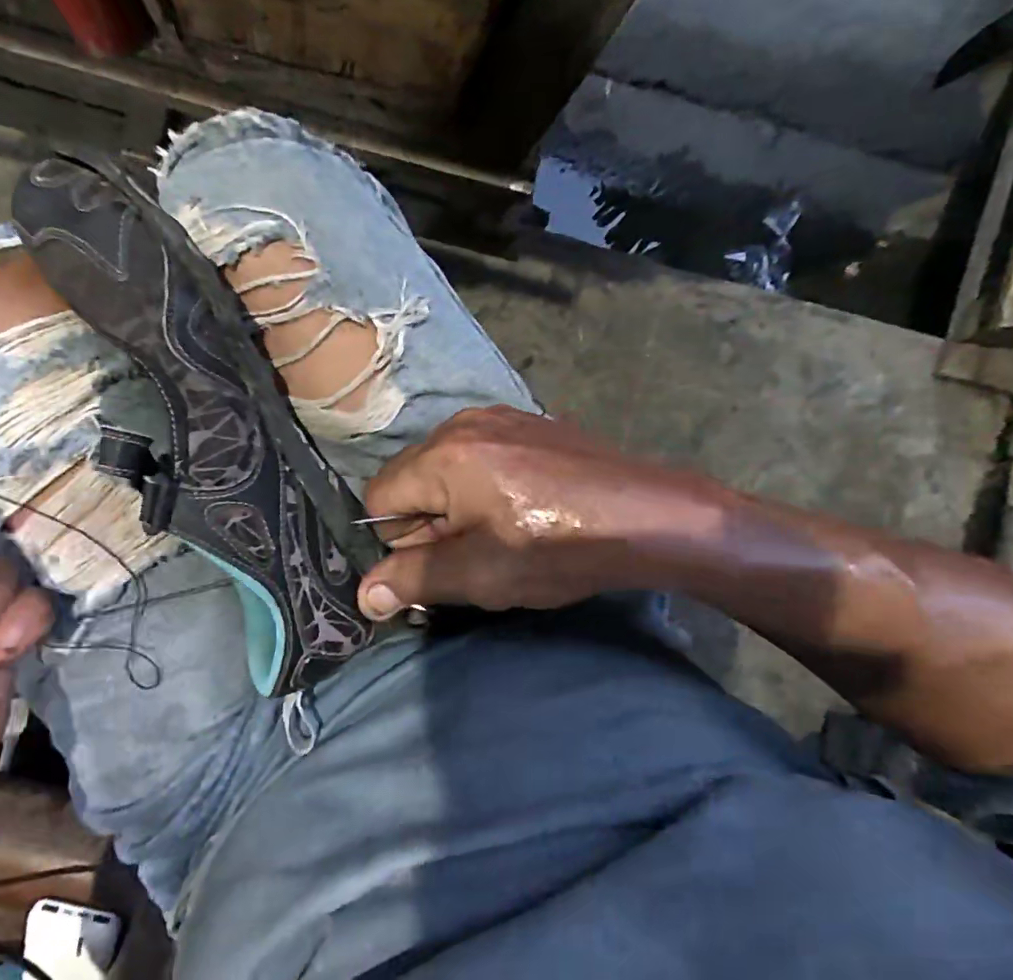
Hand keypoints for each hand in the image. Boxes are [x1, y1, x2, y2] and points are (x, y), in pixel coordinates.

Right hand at [357, 407, 726, 617]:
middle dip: (430, 523)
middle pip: (413, 480)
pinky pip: (483, 456)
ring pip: (449, 469)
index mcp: (443, 453)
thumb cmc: (557, 549)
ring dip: (459, 506)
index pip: (379, 498)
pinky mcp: (531, 424)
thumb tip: (364, 594)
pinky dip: (487, 486)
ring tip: (505, 534)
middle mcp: (464, 422)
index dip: (399, 541)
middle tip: (476, 555)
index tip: (439, 565)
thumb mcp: (480, 573)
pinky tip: (527, 511)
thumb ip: (414, 579)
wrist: (649, 516)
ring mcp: (502, 417)